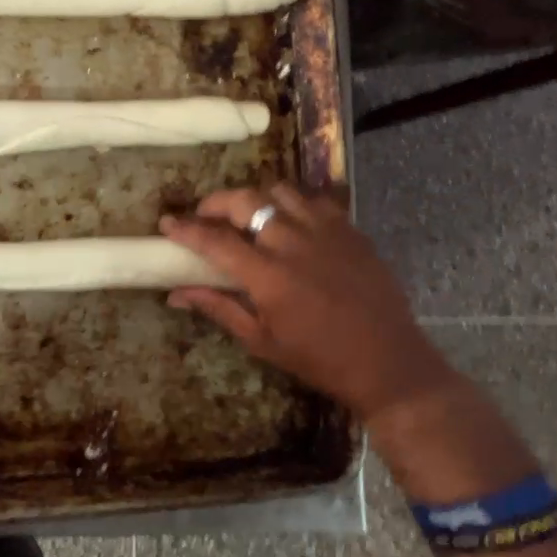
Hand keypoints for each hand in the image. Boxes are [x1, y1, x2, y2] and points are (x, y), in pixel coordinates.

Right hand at [160, 184, 455, 421]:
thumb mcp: (260, 340)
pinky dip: (294, 204)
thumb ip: (218, 308)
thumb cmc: (318, 359)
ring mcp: (328, 234)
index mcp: (269, 277)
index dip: (185, 229)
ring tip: (248, 216)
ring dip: (256, 199)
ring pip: (281, 192)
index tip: (166, 223)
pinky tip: (290, 223)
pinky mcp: (352, 233)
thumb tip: (175, 293)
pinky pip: (316, 201)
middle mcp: (295, 245)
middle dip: (216, 202)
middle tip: (205, 215)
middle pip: (246, 201)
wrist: (389, 364)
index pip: (214, 240)